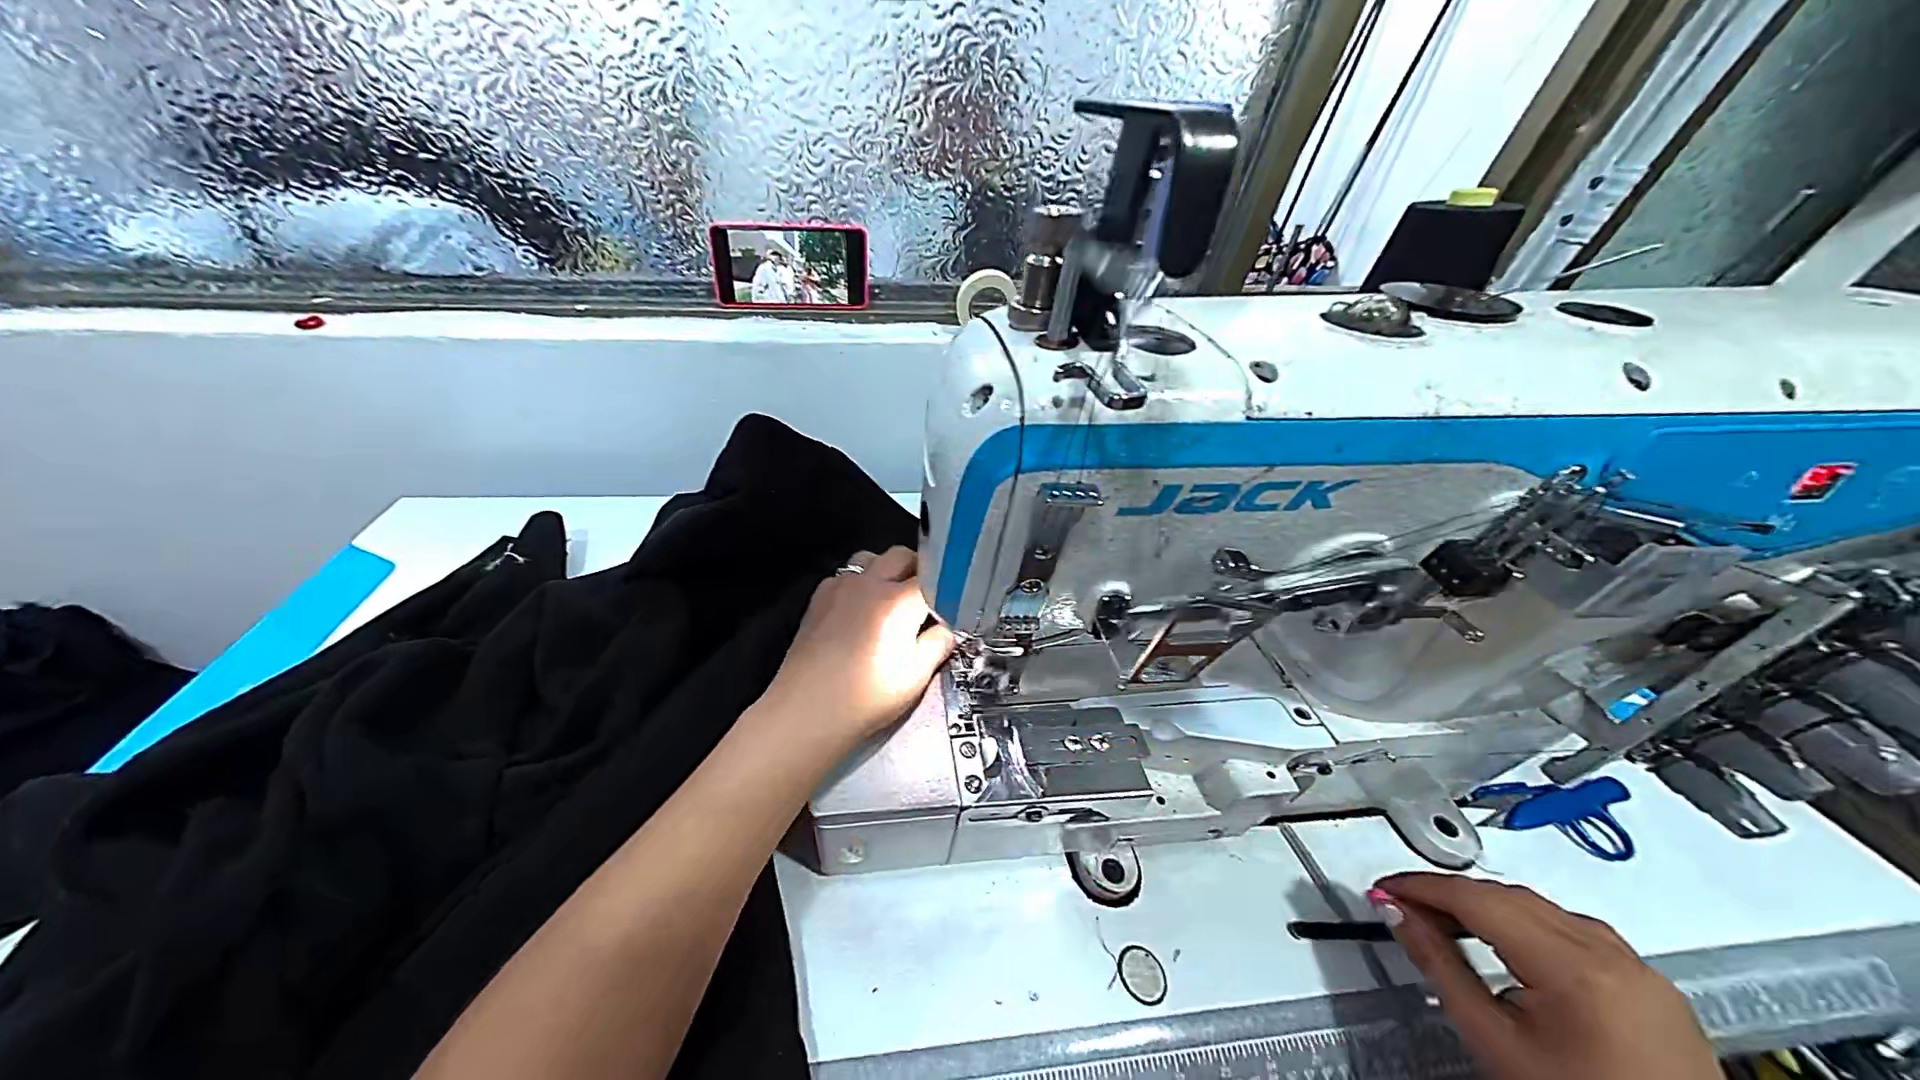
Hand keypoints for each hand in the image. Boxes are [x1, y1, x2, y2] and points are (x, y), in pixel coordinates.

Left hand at [757, 547, 955, 754]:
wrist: (808, 710)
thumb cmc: (865, 698)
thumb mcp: (916, 677)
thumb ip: (937, 644)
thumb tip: (945, 629)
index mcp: (898, 601)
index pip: (933, 578)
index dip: (945, 591)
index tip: (948, 608)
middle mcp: (869, 584)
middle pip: (901, 556)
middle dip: (918, 571)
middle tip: (924, 601)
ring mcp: (840, 587)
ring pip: (871, 558)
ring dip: (886, 570)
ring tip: (890, 600)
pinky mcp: (820, 597)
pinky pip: (846, 575)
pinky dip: (859, 583)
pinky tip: (860, 610)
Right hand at [1371, 873, 1719, 1079]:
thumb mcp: (1494, 1041)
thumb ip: (1440, 968)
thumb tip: (1399, 915)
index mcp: (1576, 966)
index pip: (1476, 898)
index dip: (1420, 887)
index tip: (1384, 889)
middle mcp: (1614, 956)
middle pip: (1508, 897)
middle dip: (1449, 895)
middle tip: (1404, 906)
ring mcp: (1640, 970)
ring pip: (1541, 908)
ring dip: (1486, 907)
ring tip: (1445, 923)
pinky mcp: (1653, 987)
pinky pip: (1575, 931)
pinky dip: (1527, 925)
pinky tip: (1505, 943)